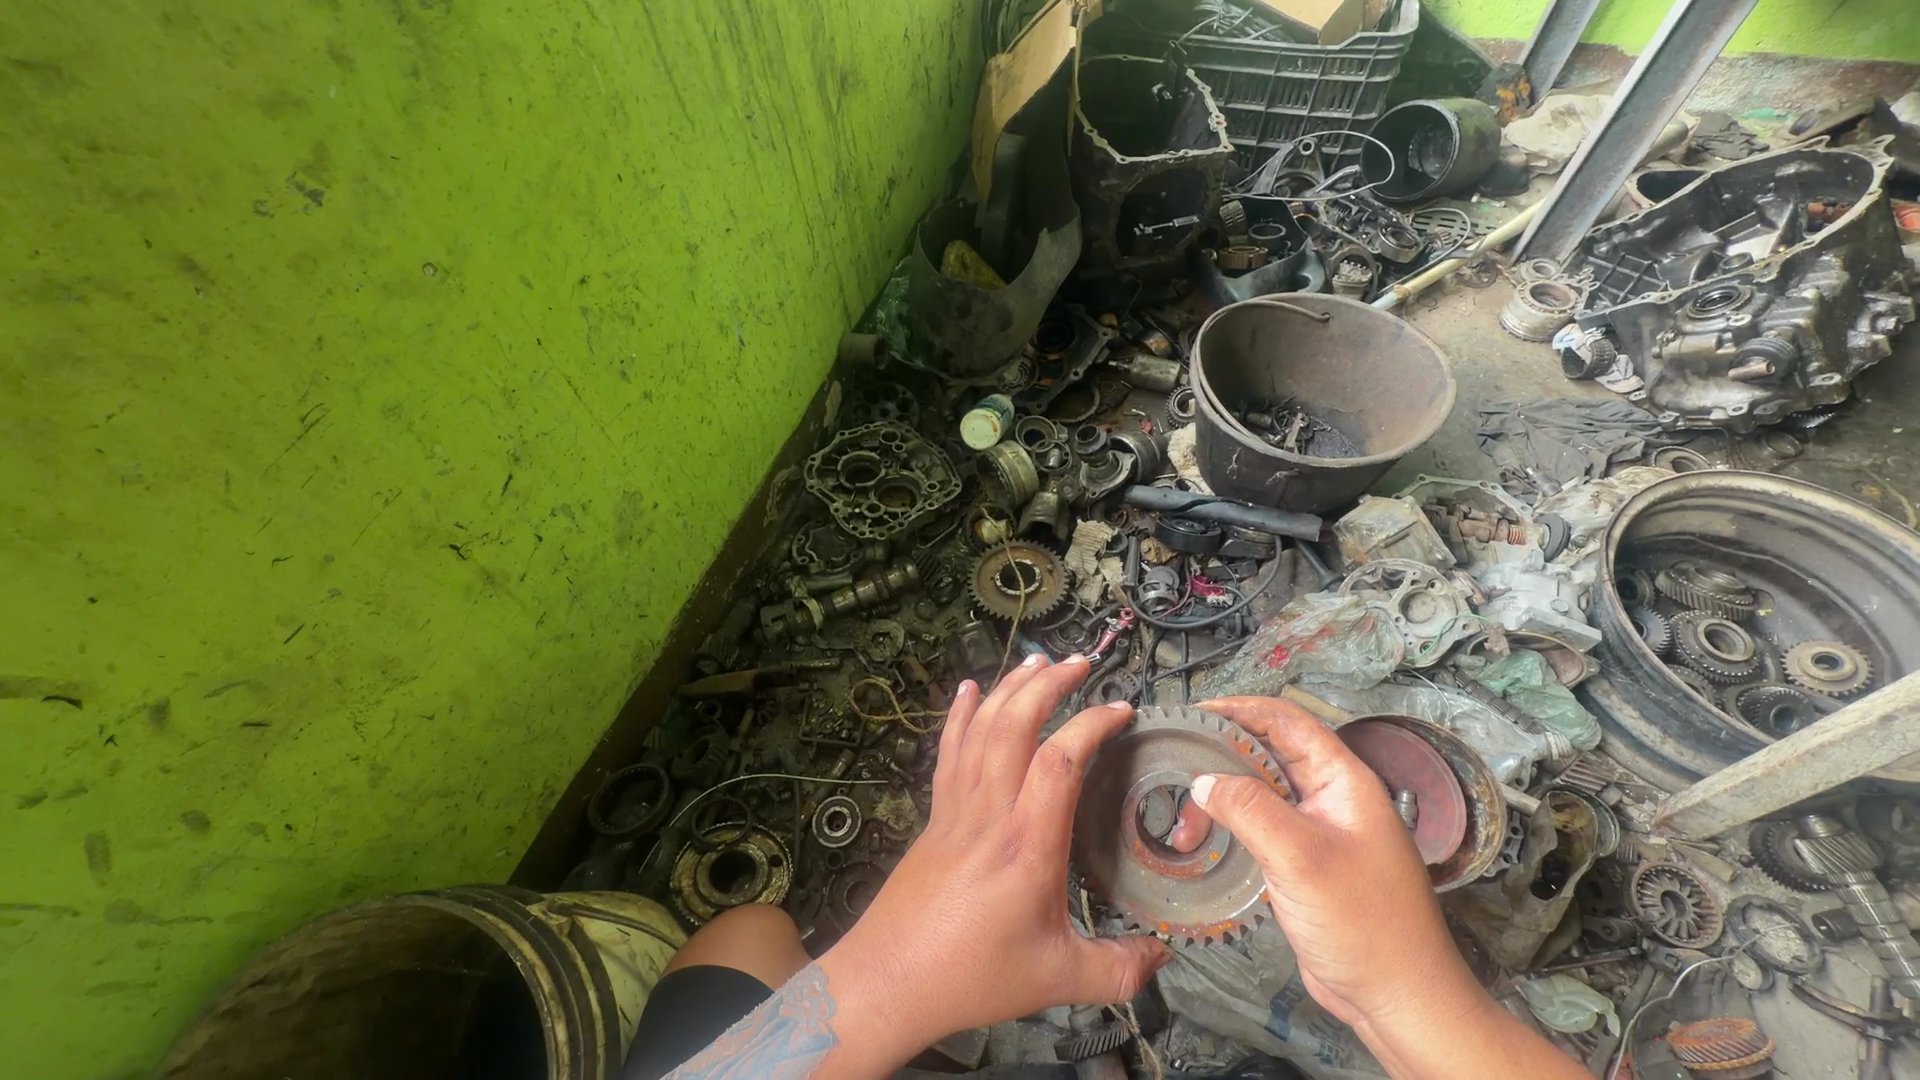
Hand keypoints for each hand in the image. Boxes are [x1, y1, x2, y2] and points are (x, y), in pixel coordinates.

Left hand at [815, 654, 1169, 1066]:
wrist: (889, 980)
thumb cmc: (974, 977)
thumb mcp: (1059, 981)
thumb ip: (1120, 969)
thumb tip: (1168, 954)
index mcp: (1027, 845)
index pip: (1060, 761)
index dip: (1091, 725)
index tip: (1122, 710)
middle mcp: (990, 813)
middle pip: (1015, 727)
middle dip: (1048, 685)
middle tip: (1081, 662)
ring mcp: (956, 808)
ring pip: (981, 730)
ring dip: (1010, 689)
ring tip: (1037, 660)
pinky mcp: (935, 815)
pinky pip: (948, 751)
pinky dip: (959, 715)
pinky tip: (968, 688)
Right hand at [1183, 697, 1588, 1079]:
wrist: (1399, 1001)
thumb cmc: (1362, 922)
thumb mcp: (1300, 856)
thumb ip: (1248, 808)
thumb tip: (1202, 781)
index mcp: (1342, 780)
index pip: (1286, 721)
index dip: (1239, 708)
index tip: (1193, 713)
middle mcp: (1329, 797)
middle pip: (1266, 753)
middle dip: (1219, 757)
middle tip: (1175, 766)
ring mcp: (1315, 830)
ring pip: (1257, 793)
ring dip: (1219, 801)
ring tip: (1184, 827)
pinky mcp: (1301, 861)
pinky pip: (1258, 827)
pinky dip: (1227, 828)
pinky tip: (1202, 842)